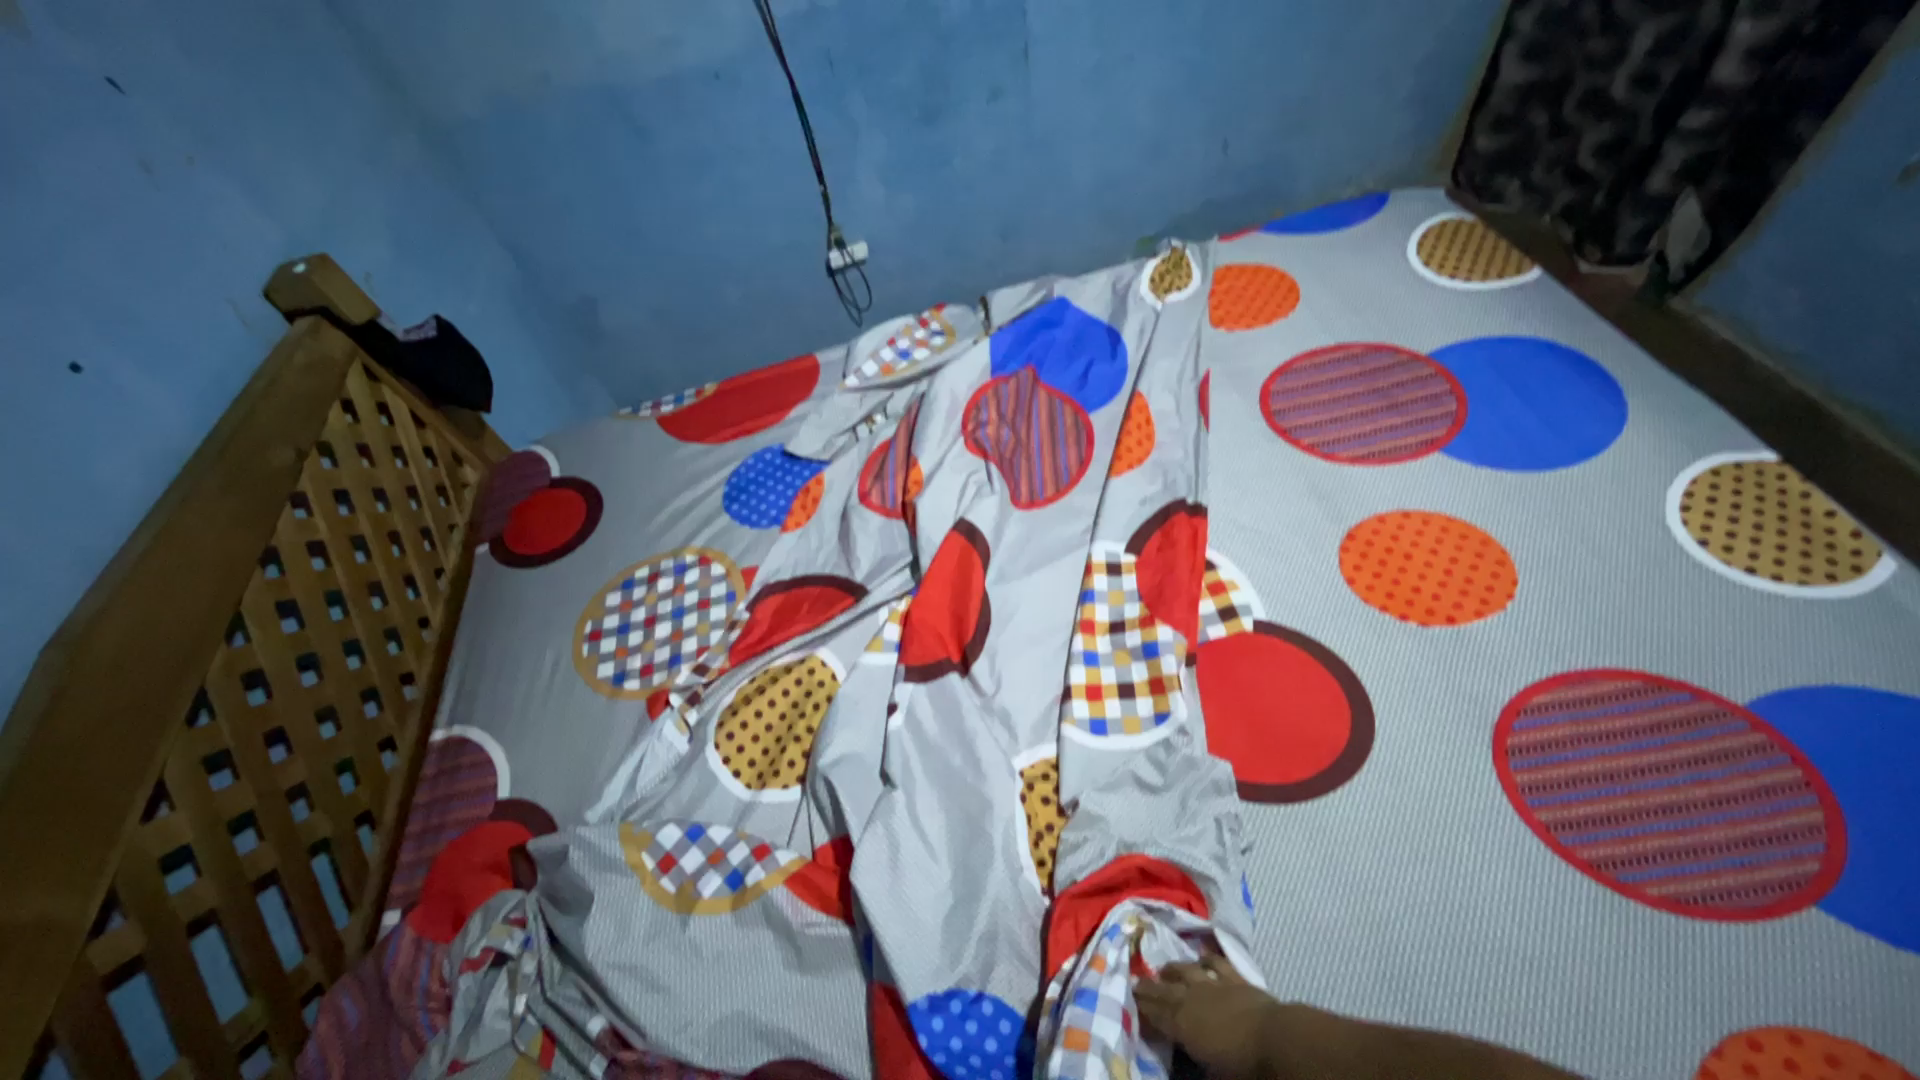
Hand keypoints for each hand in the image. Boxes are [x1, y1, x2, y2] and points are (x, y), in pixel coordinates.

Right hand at [1133, 954, 1279, 1079]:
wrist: (1276, 1038)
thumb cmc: (1242, 1063)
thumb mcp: (1213, 1071)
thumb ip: (1197, 1060)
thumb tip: (1190, 1057)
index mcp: (1181, 1024)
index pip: (1154, 1014)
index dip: (1141, 1008)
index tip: (1129, 1001)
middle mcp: (1191, 999)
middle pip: (1163, 990)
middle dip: (1148, 987)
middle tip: (1135, 982)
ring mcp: (1212, 985)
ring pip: (1185, 970)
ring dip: (1173, 969)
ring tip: (1164, 969)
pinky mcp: (1235, 978)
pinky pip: (1216, 963)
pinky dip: (1207, 959)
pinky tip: (1202, 957)